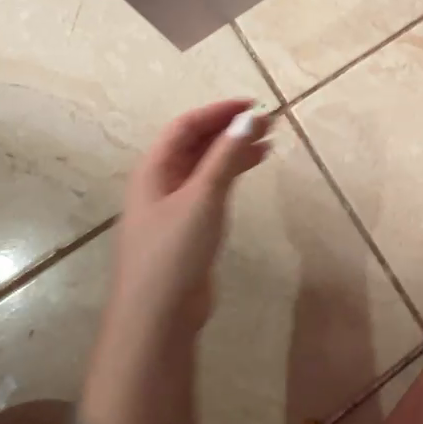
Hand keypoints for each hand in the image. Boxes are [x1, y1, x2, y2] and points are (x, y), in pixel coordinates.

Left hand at [114, 99, 272, 334]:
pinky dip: (231, 174)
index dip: (218, 111)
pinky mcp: (187, 228)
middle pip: (195, 143)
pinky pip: (210, 187)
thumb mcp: (203, 197)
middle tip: (268, 123)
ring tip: (268, 143)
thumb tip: (251, 117)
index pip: (186, 125)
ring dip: (233, 151)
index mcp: (153, 169)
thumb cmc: (174, 251)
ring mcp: (172, 206)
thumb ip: (226, 155)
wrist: (157, 318)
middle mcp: (160, 182)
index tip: (254, 106)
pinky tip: (251, 171)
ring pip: (204, 166)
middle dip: (229, 129)